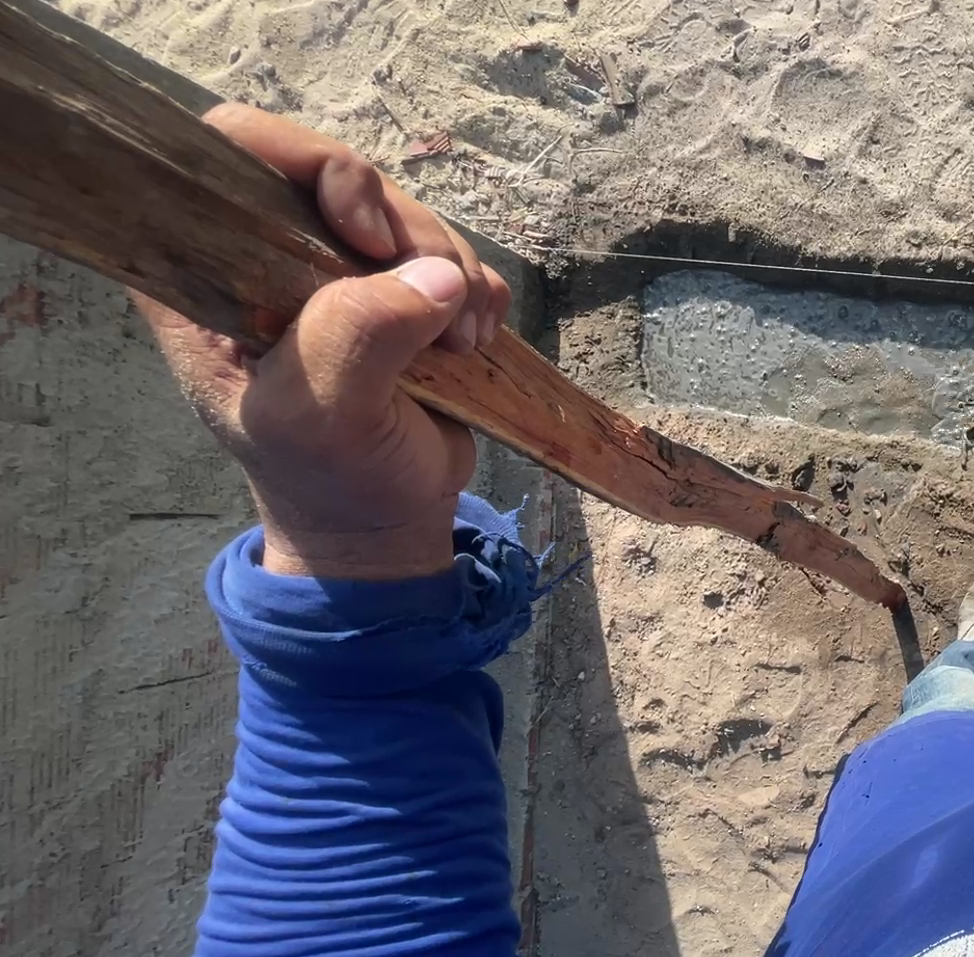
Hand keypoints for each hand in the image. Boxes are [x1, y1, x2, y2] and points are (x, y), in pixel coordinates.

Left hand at [135, 104, 511, 579]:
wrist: (387, 515)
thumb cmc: (330, 474)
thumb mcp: (319, 416)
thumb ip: (356, 338)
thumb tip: (441, 278)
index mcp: (215, 267)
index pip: (243, 151)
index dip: (315, 170)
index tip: (367, 239)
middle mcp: (281, 258)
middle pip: (353, 184)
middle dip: (414, 240)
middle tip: (441, 313)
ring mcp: (355, 280)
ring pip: (420, 224)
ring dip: (460, 278)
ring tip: (462, 344)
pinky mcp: (416, 305)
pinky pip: (464, 267)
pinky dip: (484, 298)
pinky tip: (476, 343)